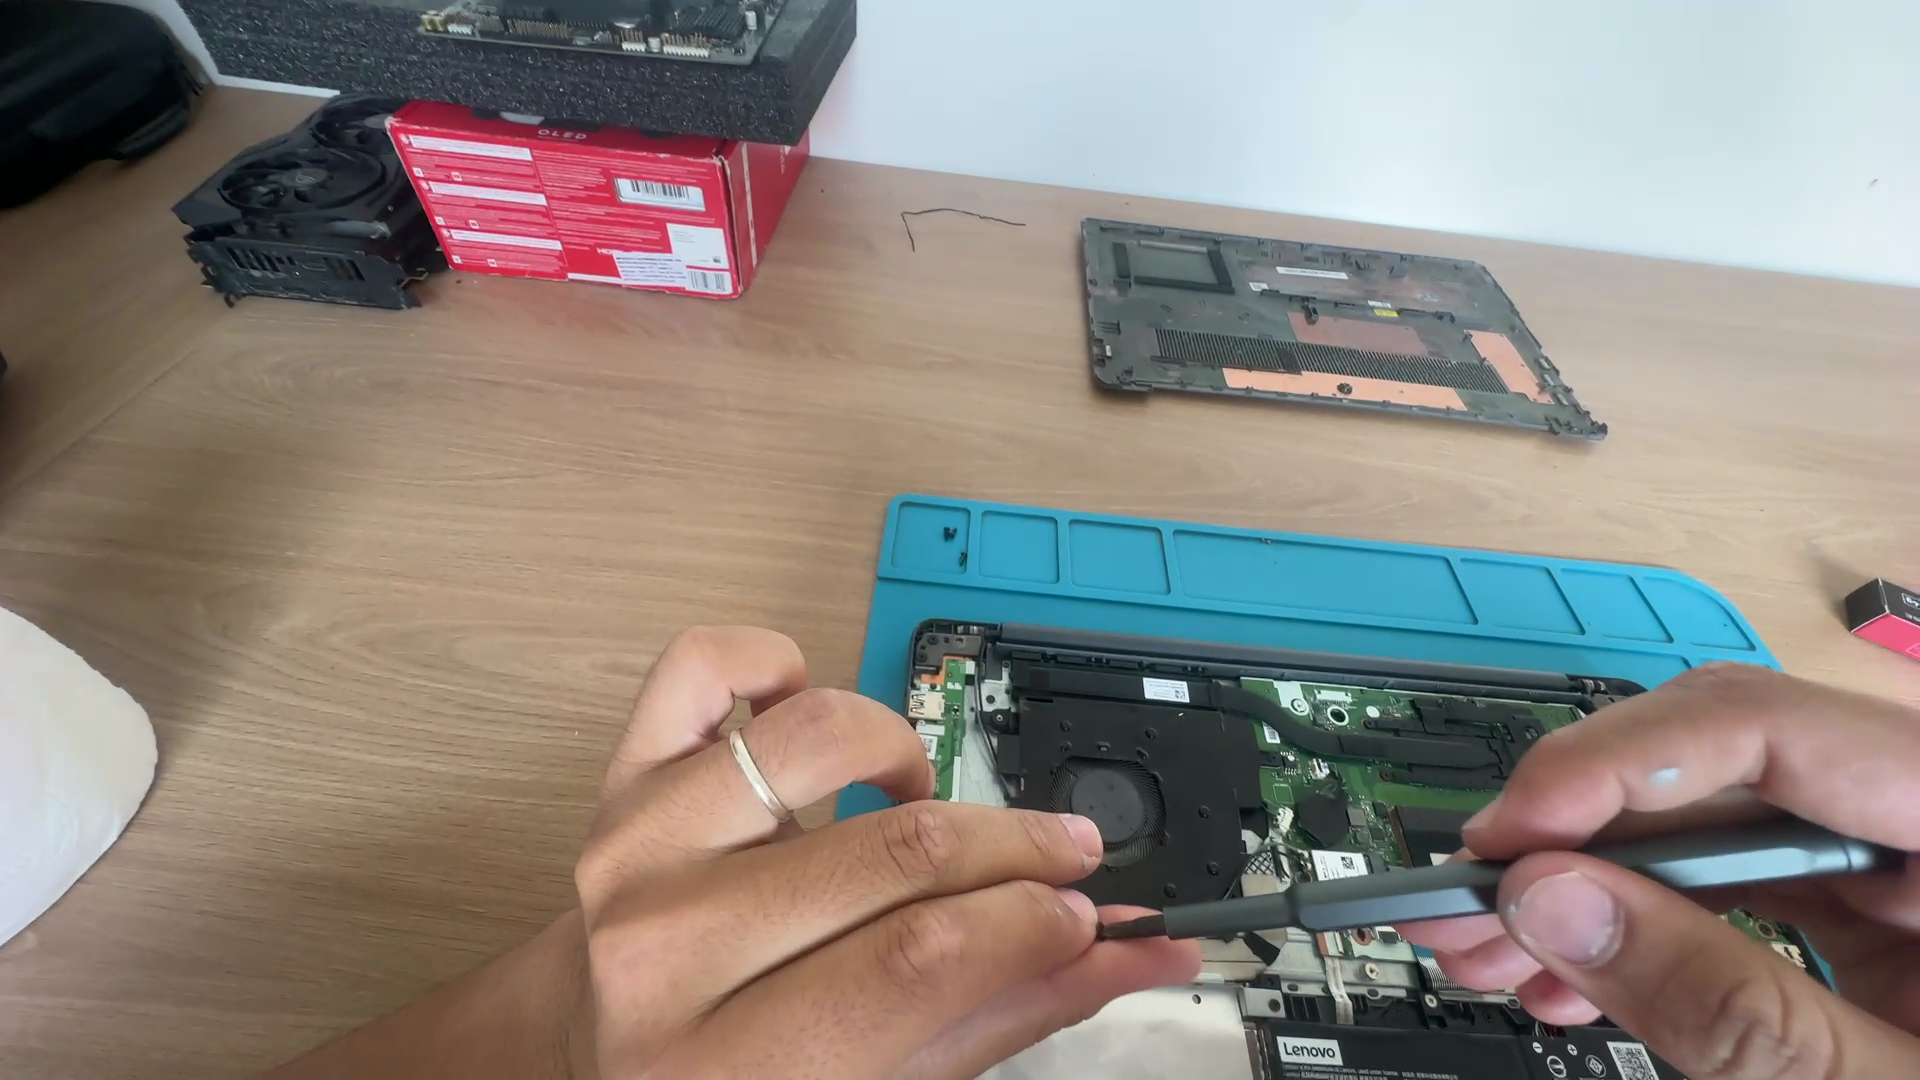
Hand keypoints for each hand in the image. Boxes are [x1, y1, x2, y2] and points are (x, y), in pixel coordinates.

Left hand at [570, 627, 1198, 1077]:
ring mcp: (637, 839)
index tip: (1086, 907)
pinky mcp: (626, 769)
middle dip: (1010, 844)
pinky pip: (707, 664)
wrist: (594, 1042)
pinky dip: (775, 660)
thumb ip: (1009, 1005)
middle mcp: (668, 941)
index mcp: (728, 1064)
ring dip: (899, 750)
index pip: (920, 960)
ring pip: (815, 733)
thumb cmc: (740, 1071)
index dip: (1032, 921)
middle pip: (891, 850)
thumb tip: (1133, 950)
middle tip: (1056, 848)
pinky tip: (804, 707)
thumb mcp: (882, 1073)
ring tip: (910, 796)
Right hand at [1399, 664, 1919, 1078]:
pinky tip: (1566, 978)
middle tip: (1462, 903)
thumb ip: (1734, 1011)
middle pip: (1704, 779)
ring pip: (1691, 834)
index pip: (1765, 727)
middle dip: (1565, 844)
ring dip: (1577, 893)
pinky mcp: (1879, 921)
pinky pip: (1718, 892)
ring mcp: (1915, 874)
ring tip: (1486, 954)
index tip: (1506, 840)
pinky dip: (1630, 933)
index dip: (1610, 766)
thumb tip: (1539, 899)